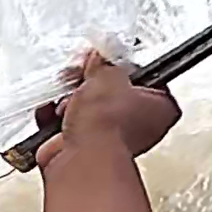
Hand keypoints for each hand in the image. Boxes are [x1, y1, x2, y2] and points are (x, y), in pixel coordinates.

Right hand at [34, 50, 180, 166]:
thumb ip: (105, 63)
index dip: (119, 67)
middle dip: (88, 85)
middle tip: (79, 77)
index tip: (103, 61)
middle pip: (110, 94)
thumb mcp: (109, 75)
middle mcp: (138, 127)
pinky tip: (50, 111)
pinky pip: (64, 127)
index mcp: (161, 107)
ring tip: (65, 99)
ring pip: (85, 110)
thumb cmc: (107, 124)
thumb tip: (100, 55)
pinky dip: (53, 119)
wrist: (80, 156)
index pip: (142, 78)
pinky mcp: (80, 150)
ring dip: (69, 102)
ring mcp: (107, 140)